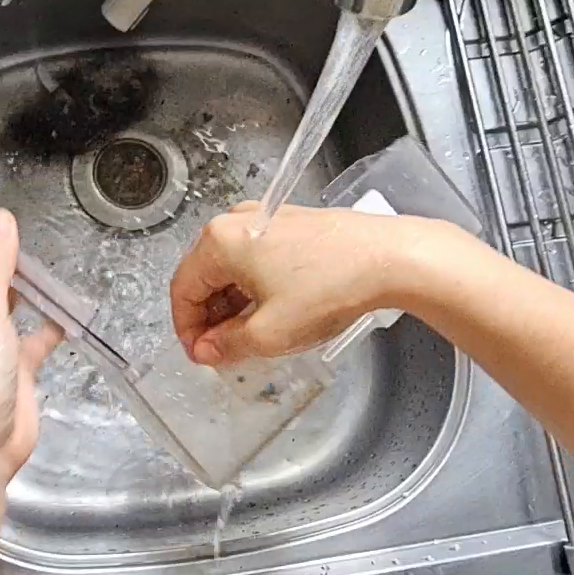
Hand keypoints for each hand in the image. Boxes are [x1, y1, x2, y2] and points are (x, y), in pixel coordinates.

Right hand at [170, 202, 450, 364]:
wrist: (390, 259)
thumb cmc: (329, 287)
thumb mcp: (269, 333)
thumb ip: (226, 344)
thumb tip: (206, 349)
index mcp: (219, 241)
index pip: (183, 289)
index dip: (187, 329)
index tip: (201, 355)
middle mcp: (237, 222)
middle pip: (205, 276)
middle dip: (211, 317)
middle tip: (225, 350)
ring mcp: (264, 219)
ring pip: (231, 269)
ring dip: (234, 304)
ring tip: (252, 336)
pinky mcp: (289, 224)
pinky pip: (256, 259)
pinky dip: (255, 288)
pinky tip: (273, 313)